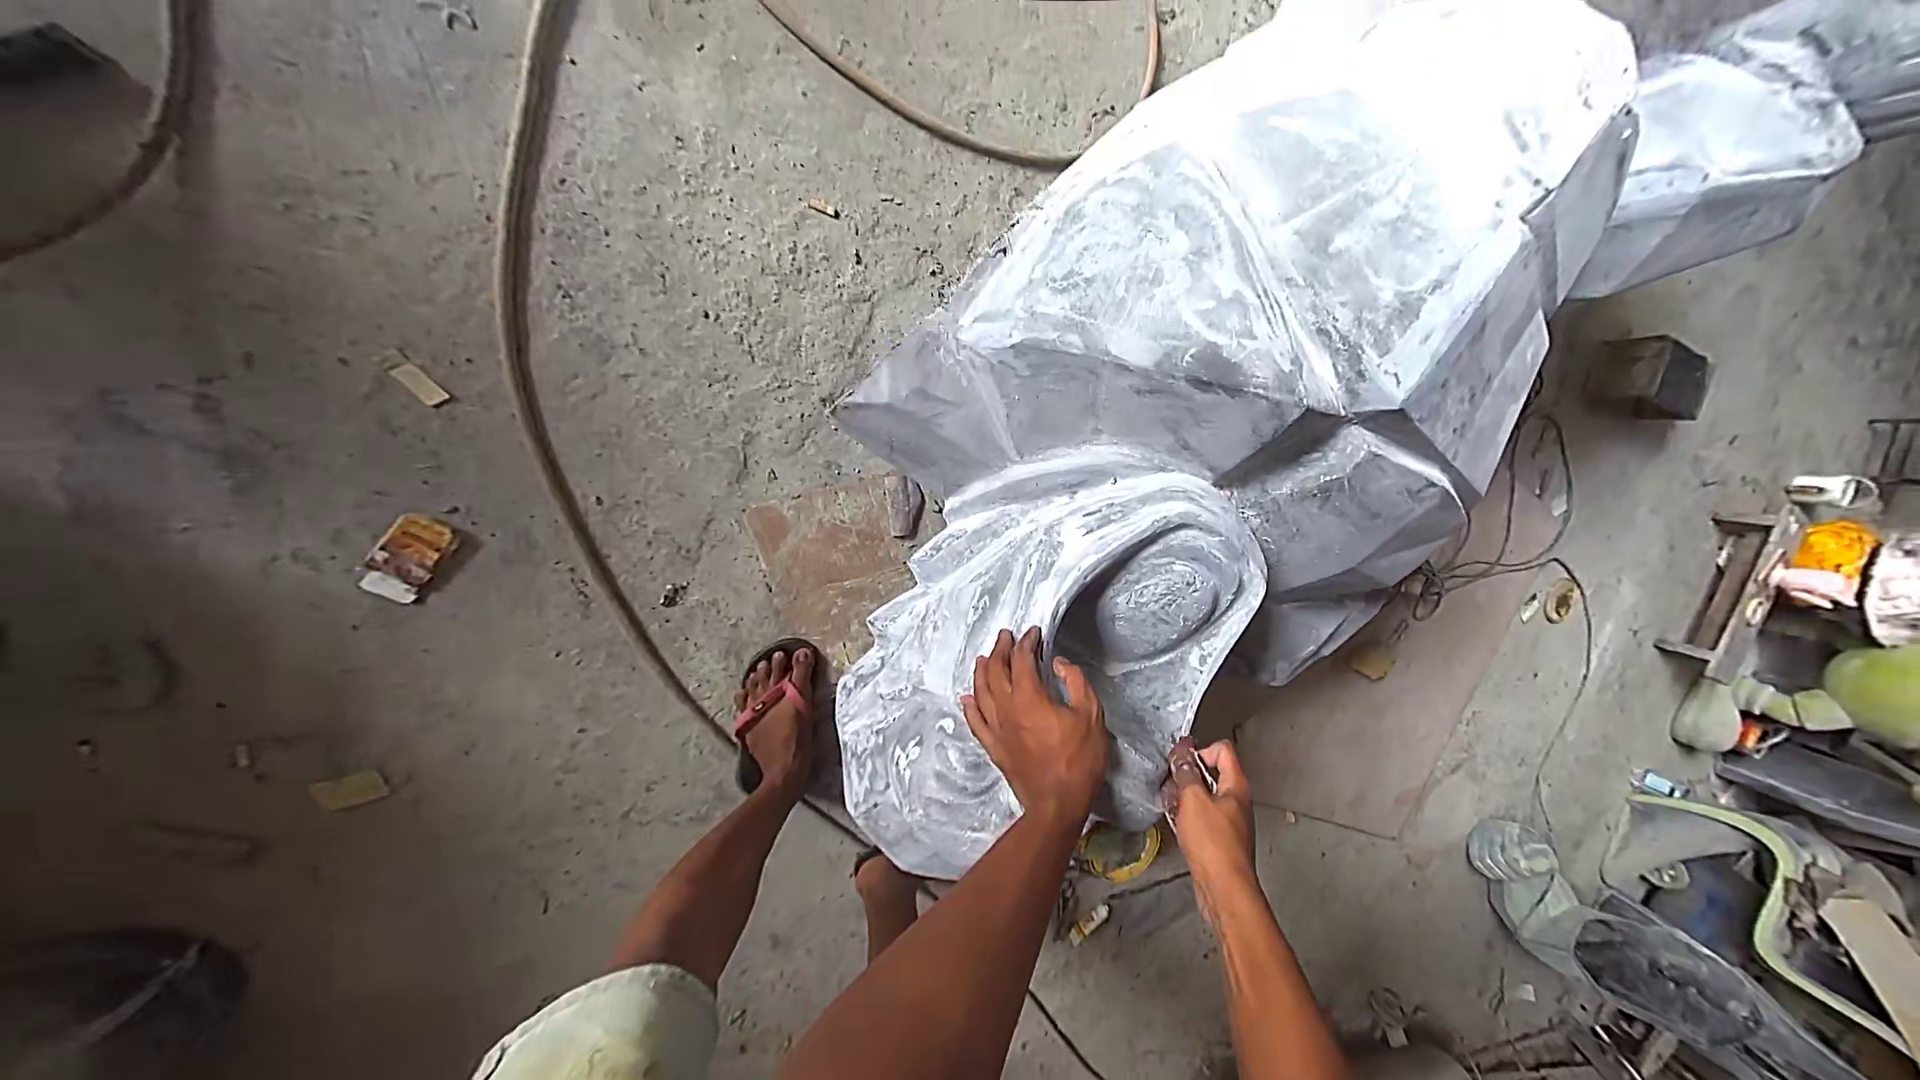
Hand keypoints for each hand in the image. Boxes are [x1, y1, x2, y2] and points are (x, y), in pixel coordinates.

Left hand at [960, 627, 1107, 825]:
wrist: (1057, 804)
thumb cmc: (1079, 760)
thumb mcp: (1090, 715)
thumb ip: (1075, 682)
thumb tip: (1058, 663)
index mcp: (1029, 698)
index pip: (1022, 660)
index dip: (1026, 643)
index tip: (1032, 633)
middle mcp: (1006, 709)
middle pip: (996, 671)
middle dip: (1000, 649)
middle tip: (1005, 636)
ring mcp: (996, 729)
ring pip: (981, 692)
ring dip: (982, 671)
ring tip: (985, 658)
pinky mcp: (993, 747)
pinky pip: (975, 722)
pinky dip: (969, 706)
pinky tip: (966, 698)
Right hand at [1164, 737, 1257, 918]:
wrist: (1223, 888)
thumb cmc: (1212, 842)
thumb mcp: (1193, 799)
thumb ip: (1186, 772)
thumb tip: (1182, 753)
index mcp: (1236, 786)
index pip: (1223, 750)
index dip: (1201, 750)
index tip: (1182, 763)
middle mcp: (1237, 801)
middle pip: (1212, 773)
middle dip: (1188, 776)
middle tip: (1173, 785)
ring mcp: (1230, 821)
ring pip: (1205, 796)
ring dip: (1186, 797)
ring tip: (1172, 806)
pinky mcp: (1221, 839)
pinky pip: (1203, 817)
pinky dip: (1188, 816)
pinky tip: (1177, 824)